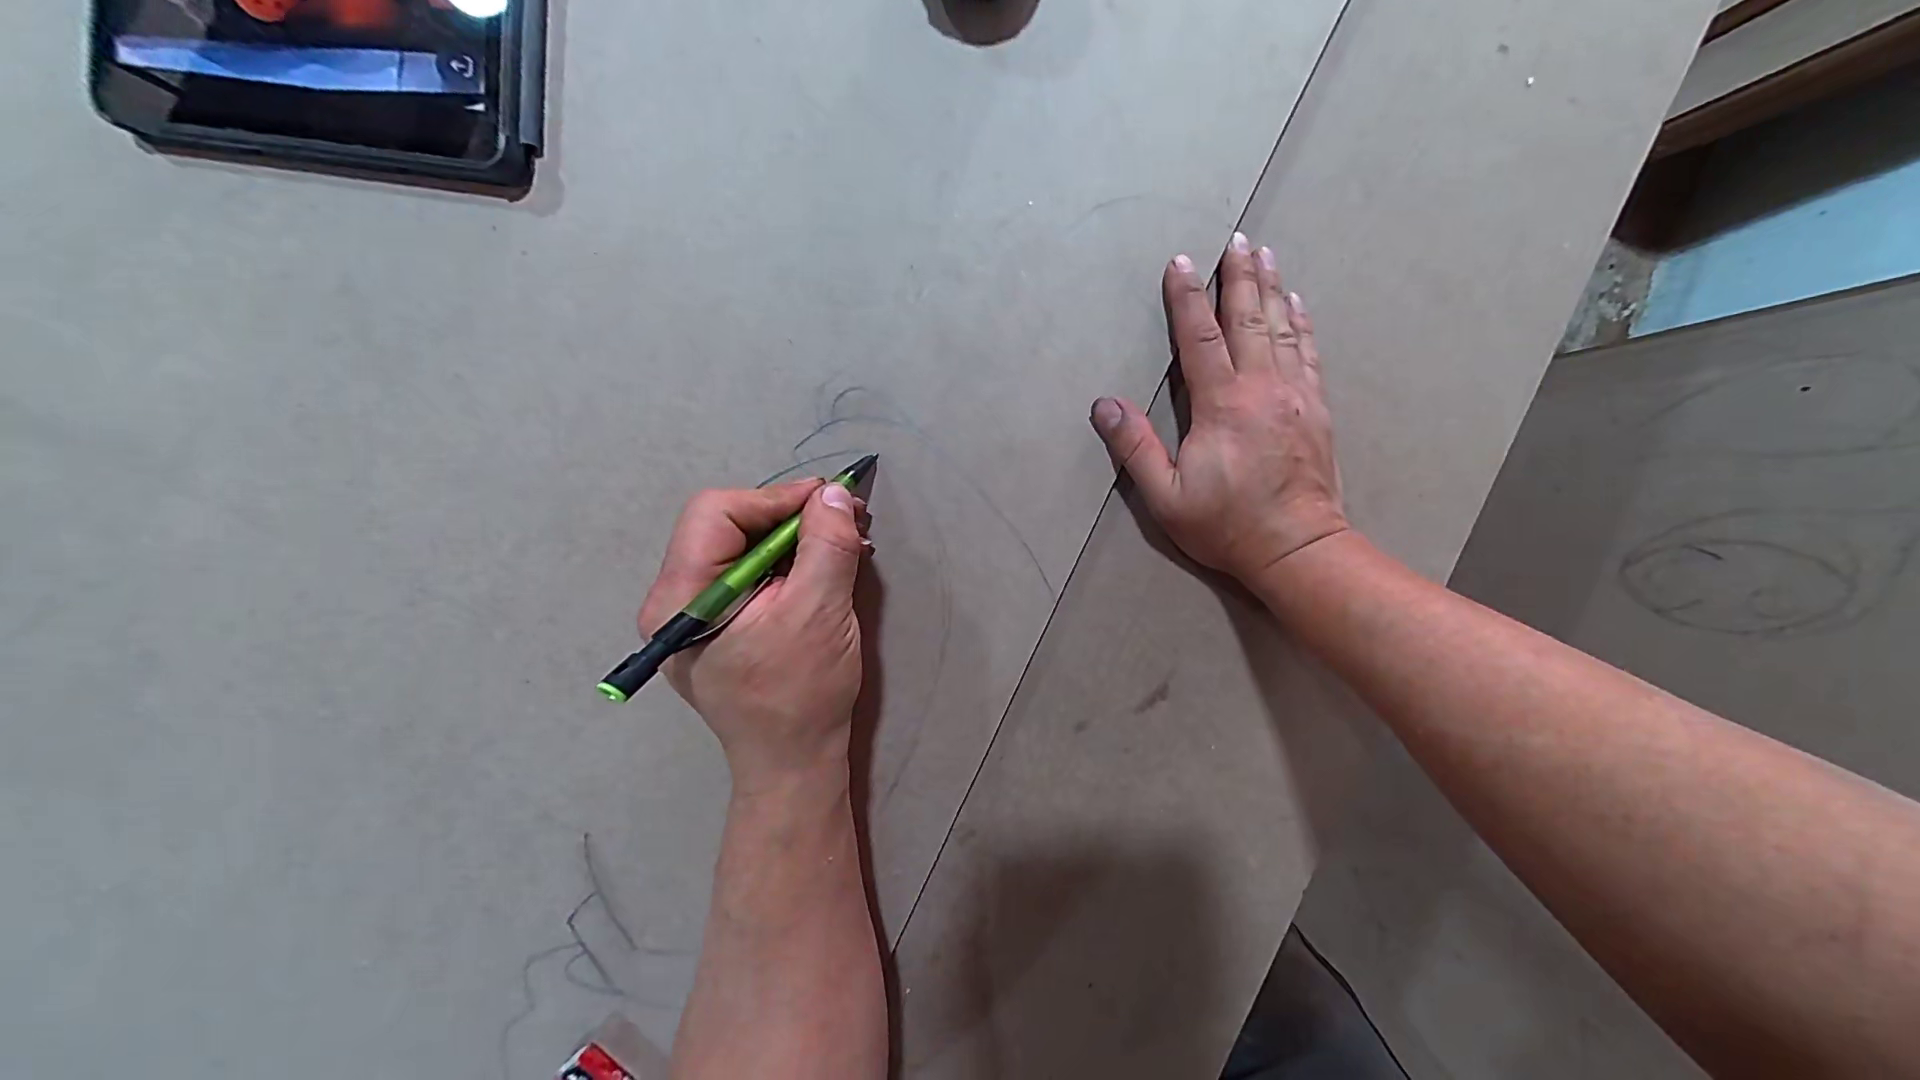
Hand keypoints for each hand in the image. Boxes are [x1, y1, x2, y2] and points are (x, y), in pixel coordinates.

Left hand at [637, 479, 870, 795]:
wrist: (795, 763)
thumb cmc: (801, 695)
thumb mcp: (821, 612)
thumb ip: (826, 545)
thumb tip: (831, 493)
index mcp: (681, 598)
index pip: (717, 513)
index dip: (777, 499)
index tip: (830, 501)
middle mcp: (676, 599)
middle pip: (729, 525)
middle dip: (790, 516)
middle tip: (844, 517)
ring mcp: (697, 612)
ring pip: (744, 545)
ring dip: (796, 537)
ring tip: (844, 539)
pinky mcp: (722, 622)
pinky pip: (753, 572)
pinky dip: (791, 560)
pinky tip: (826, 564)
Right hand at [1090, 234, 1347, 581]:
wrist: (1298, 547)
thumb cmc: (1226, 525)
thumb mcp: (1166, 497)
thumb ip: (1135, 448)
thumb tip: (1103, 406)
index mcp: (1222, 405)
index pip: (1201, 339)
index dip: (1187, 299)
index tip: (1180, 263)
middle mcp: (1262, 388)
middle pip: (1249, 320)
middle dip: (1239, 277)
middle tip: (1237, 238)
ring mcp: (1296, 395)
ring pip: (1282, 329)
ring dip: (1272, 288)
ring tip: (1266, 255)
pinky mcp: (1317, 408)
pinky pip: (1308, 352)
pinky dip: (1301, 323)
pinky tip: (1297, 304)